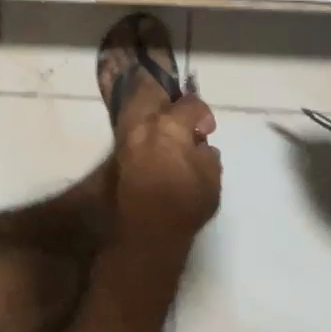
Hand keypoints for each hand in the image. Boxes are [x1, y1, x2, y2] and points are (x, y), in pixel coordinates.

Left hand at [113, 95, 222, 247]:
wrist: (147, 235)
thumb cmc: (185, 204)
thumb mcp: (212, 177)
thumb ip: (208, 155)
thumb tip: (200, 147)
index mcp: (170, 125)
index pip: (190, 104)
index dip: (203, 114)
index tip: (207, 130)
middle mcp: (144, 126)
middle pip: (154, 96)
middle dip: (170, 103)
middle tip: (183, 121)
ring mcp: (127, 141)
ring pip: (139, 113)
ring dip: (154, 117)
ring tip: (170, 135)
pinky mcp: (118, 158)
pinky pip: (132, 134)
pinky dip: (144, 135)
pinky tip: (157, 149)